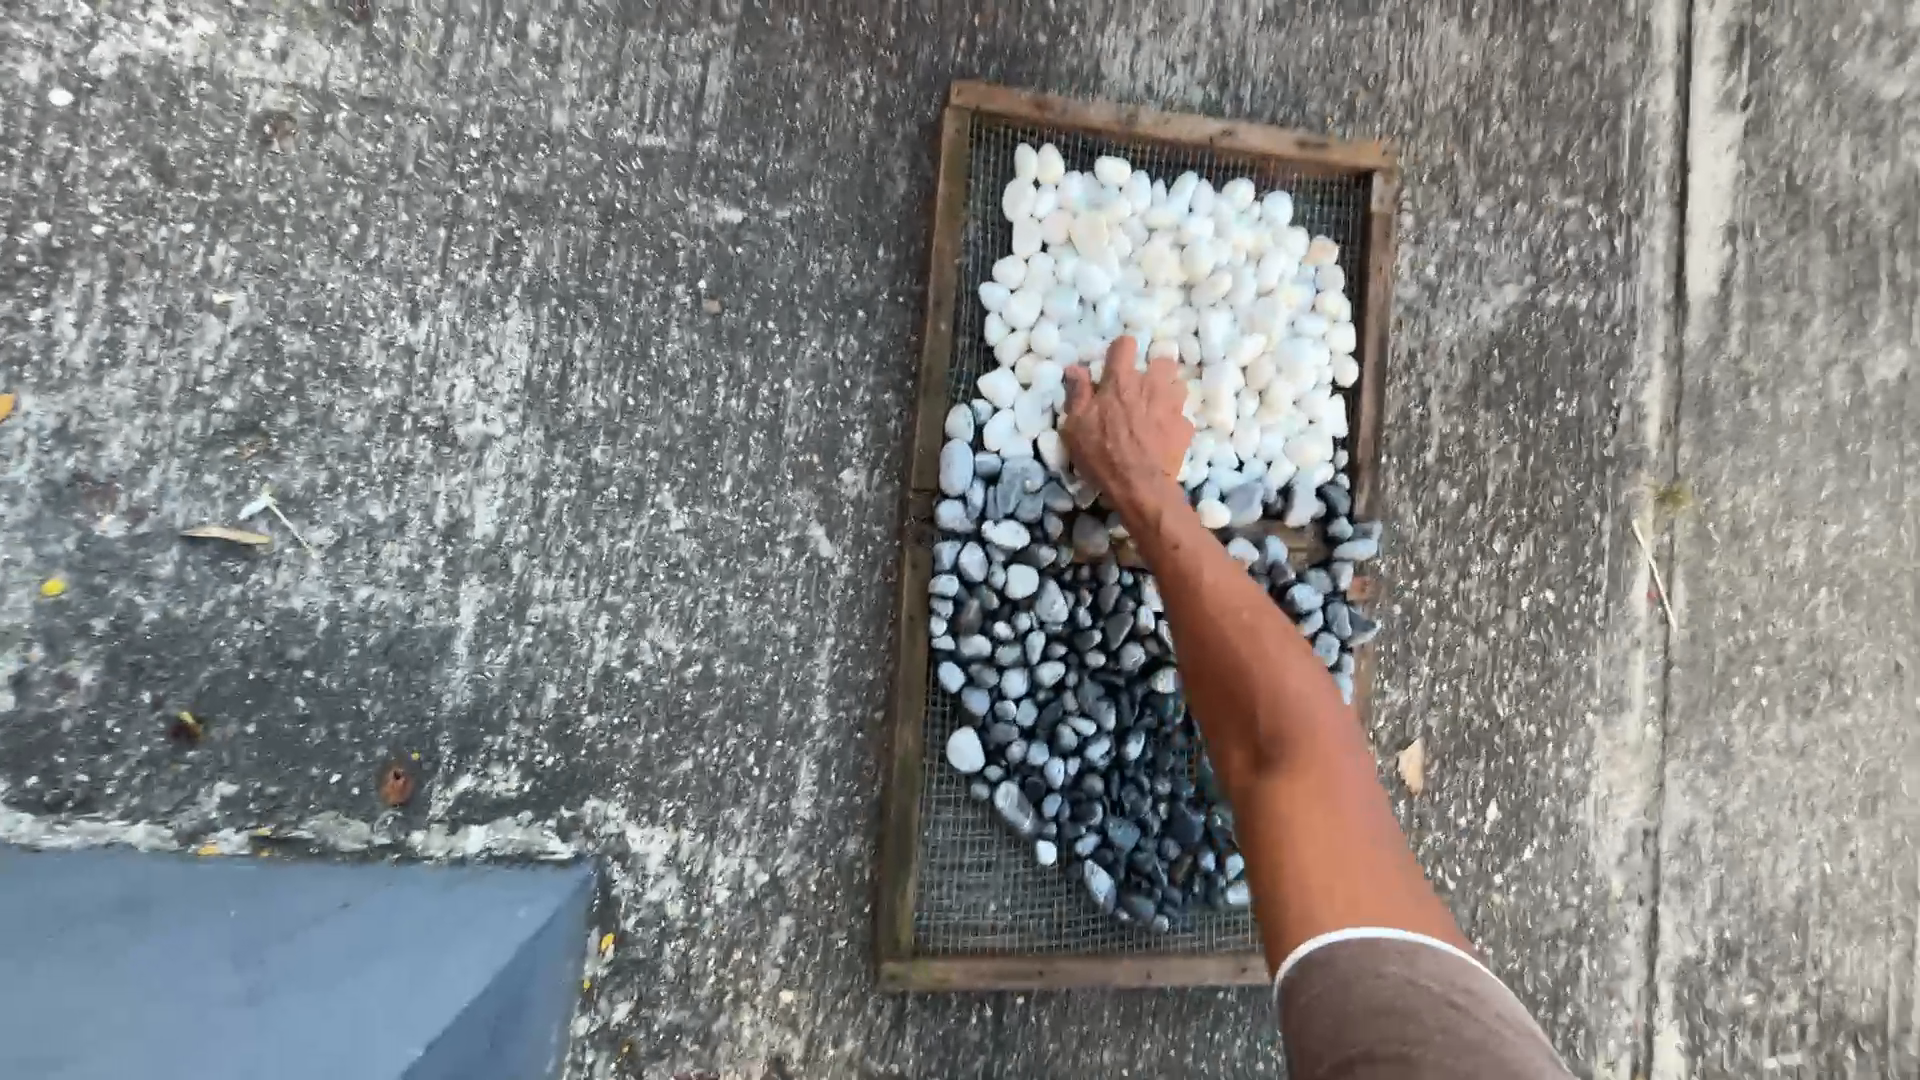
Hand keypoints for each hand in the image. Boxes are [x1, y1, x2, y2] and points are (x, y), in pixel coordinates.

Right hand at [1060, 336, 1192, 516]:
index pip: (1125, 345)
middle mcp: (1151, 385)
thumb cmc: (1101, 454)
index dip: (1121, 351)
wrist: (1139, 486)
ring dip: (1167, 392)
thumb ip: (1078, 393)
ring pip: (1177, 384)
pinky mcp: (1185, 426)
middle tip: (1140, 389)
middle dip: (1152, 370)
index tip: (1115, 364)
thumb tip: (1075, 368)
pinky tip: (1163, 435)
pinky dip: (1173, 421)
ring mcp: (1172, 405)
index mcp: (1121, 381)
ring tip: (1155, 408)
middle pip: (1161, 359)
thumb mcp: (1075, 426)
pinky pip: (1182, 415)